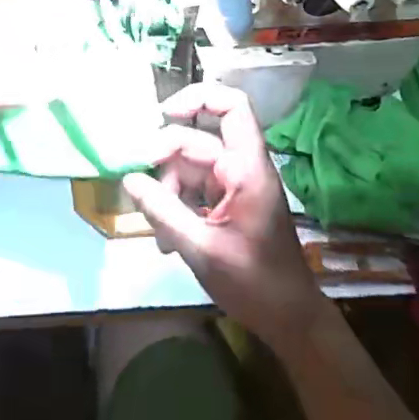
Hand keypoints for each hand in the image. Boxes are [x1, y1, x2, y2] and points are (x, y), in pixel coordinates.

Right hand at [121, 83, 328, 348]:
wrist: (289, 320)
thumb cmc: (254, 283)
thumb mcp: (201, 248)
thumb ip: (162, 211)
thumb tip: (129, 178)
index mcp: (247, 168)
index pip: (231, 107)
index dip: (198, 98)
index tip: (163, 115)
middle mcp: (240, 168)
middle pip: (194, 142)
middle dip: (164, 165)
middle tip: (142, 192)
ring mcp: (233, 186)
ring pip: (188, 167)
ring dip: (167, 192)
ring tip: (160, 232)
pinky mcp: (226, 204)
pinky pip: (192, 189)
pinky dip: (175, 206)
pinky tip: (167, 240)